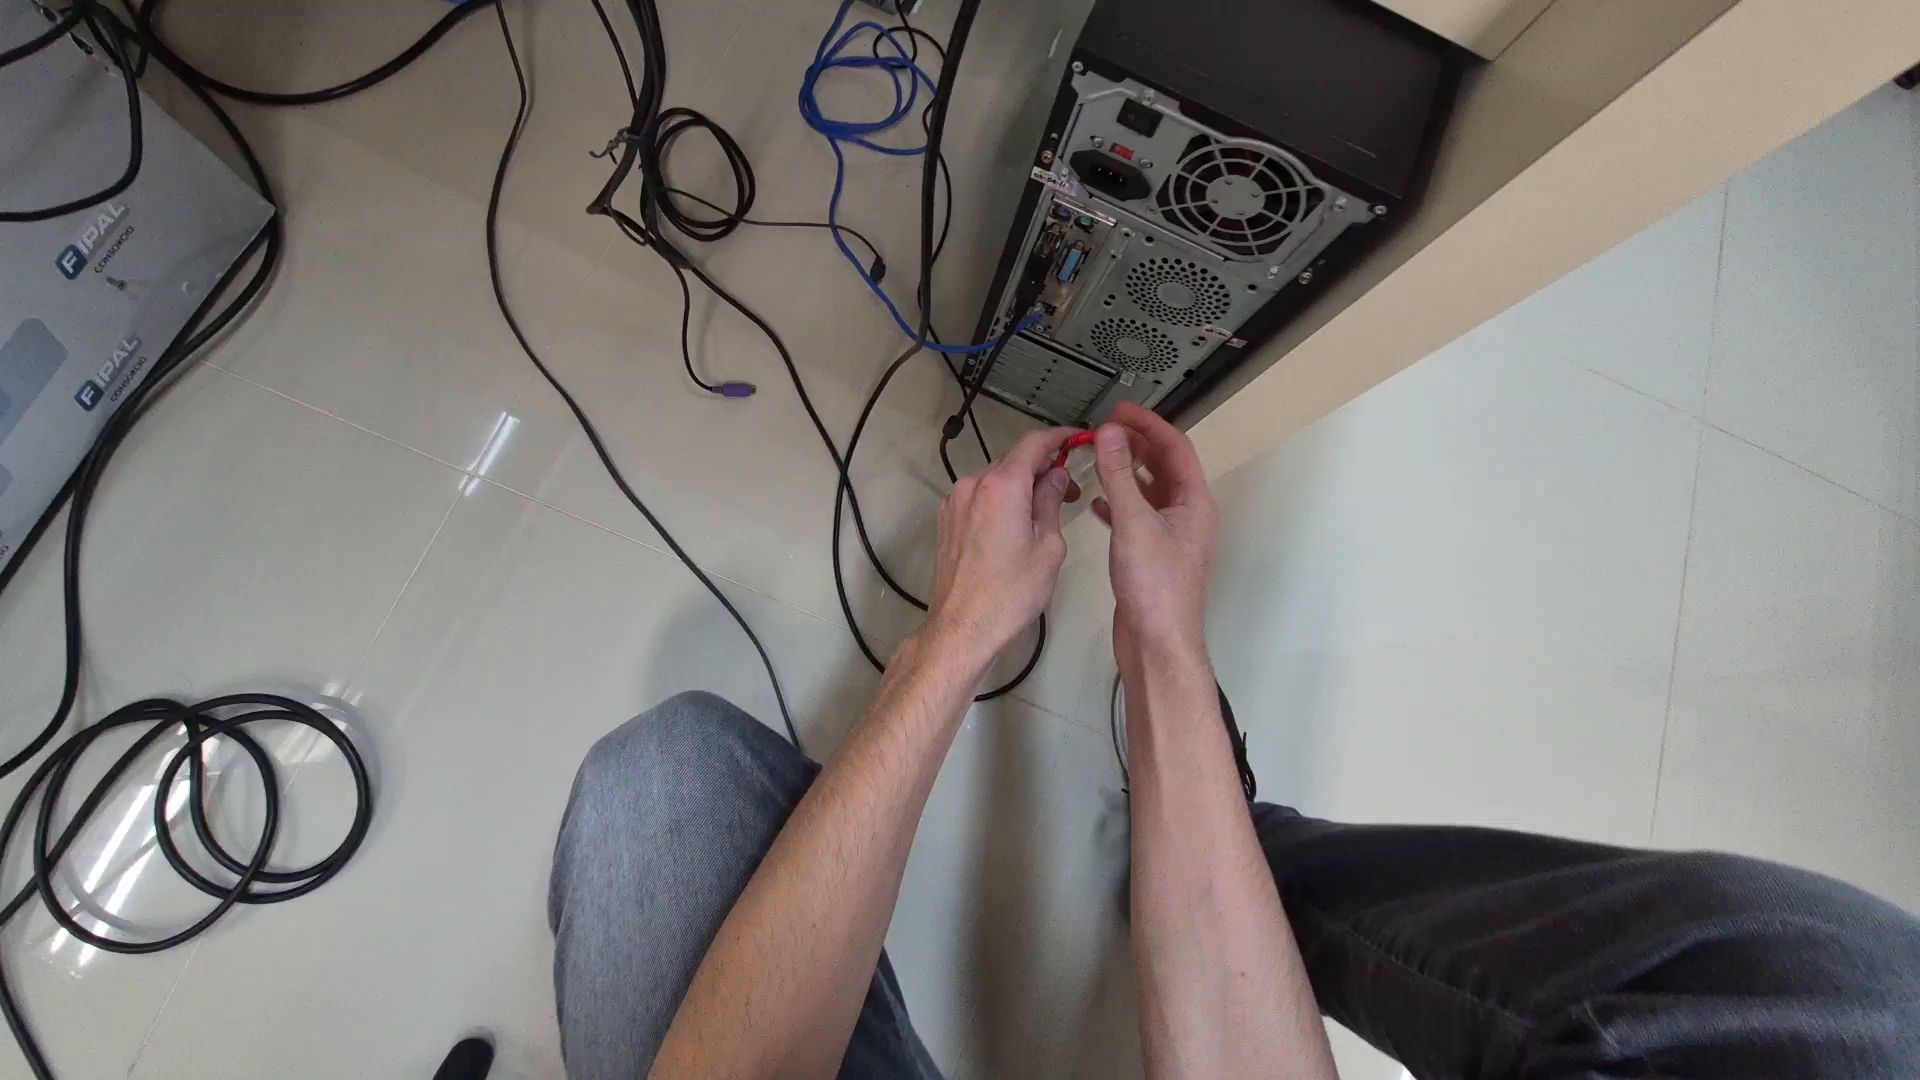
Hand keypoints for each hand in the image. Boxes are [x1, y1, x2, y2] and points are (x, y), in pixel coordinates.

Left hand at [924, 427, 1080, 671]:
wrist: (963, 627)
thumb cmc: (1009, 595)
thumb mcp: (1048, 546)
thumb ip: (1051, 502)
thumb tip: (1055, 477)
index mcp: (1002, 487)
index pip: (1034, 443)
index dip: (1059, 438)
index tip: (1076, 440)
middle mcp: (972, 486)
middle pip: (1013, 460)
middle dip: (1042, 468)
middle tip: (1068, 490)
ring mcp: (955, 503)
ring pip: (995, 479)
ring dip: (1021, 486)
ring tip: (1043, 511)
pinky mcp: (946, 520)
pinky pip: (979, 497)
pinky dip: (1000, 500)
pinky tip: (1015, 523)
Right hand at [1089, 402, 1218, 657]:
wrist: (1157, 641)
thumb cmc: (1155, 586)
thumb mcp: (1133, 523)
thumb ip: (1118, 476)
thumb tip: (1110, 435)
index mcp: (1194, 502)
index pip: (1175, 448)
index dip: (1148, 424)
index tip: (1120, 410)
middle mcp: (1188, 515)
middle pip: (1164, 466)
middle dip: (1136, 445)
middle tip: (1106, 430)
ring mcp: (1171, 536)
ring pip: (1149, 491)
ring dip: (1126, 472)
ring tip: (1099, 458)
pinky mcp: (1153, 554)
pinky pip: (1137, 516)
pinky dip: (1119, 503)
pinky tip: (1097, 502)